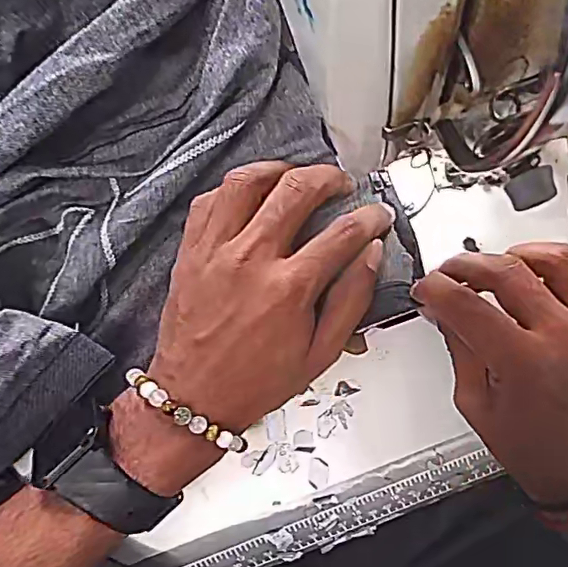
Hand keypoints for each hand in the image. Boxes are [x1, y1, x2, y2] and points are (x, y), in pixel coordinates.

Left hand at [109, 161, 392, 494]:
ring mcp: (216, 252)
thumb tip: (370, 257)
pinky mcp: (192, 253)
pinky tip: (249, 194)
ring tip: (296, 175)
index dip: (369, 218)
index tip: (375, 217)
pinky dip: (233, 188)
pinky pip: (209, 201)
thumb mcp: (320, 353)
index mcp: (289, 289)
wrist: (195, 397)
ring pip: (247, 182)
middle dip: (329, 178)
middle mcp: (251, 261)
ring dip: (279, 169)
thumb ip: (351, 300)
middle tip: (340, 184)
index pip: (343, 232)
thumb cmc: (254, 382)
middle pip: (297, 190)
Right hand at [411, 243, 567, 504]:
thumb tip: (444, 308)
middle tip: (452, 274)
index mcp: (525, 363)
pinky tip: (557, 282)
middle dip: (468, 265)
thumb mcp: (474, 402)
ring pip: (561, 261)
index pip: (468, 304)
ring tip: (502, 267)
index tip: (428, 288)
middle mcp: (565, 340)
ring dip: (522, 255)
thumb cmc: (532, 447)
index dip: (437, 289)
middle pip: (509, 271)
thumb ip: (459, 347)